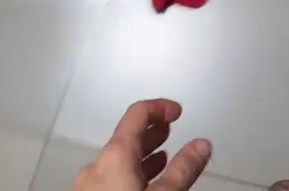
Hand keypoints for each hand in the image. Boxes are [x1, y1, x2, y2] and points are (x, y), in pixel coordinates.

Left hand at [76, 99, 212, 190]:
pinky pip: (109, 182)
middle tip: (172, 131)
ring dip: (142, 157)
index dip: (161, 107)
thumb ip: (185, 168)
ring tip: (163, 161)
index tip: (178, 112)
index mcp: (114, 155)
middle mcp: (95, 168)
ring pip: (117, 163)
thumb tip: (202, 144)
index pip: (137, 113)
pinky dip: (130, 177)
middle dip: (152, 133)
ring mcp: (86, 189)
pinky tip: (143, 190)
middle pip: (125, 138)